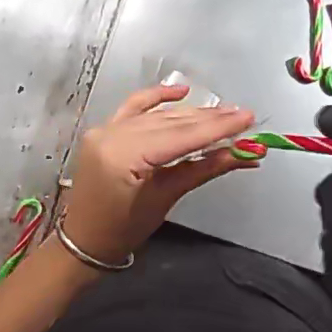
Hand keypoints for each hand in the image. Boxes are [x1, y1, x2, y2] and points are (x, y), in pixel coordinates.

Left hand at [61, 84, 256, 262]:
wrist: (84, 240)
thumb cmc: (122, 229)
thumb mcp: (165, 199)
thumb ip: (203, 169)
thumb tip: (242, 154)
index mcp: (123, 156)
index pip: (180, 136)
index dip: (217, 128)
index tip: (247, 119)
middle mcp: (111, 136)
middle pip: (170, 123)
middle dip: (209, 121)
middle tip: (244, 117)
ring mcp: (105, 131)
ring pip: (157, 117)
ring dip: (192, 114)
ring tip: (225, 113)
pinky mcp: (104, 132)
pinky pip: (133, 108)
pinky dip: (156, 99)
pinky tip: (181, 91)